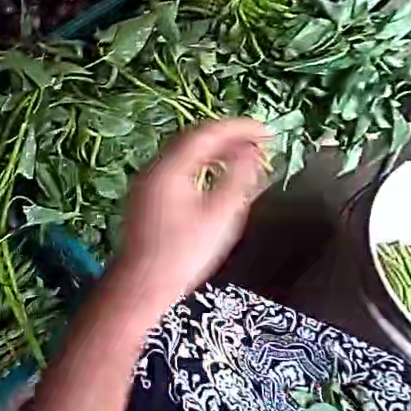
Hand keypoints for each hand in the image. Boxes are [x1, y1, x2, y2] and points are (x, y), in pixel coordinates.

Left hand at [108, 118, 273, 310]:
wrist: (144, 282)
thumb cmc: (182, 253)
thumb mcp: (221, 214)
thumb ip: (240, 178)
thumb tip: (253, 153)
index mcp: (169, 169)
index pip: (206, 133)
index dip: (239, 128)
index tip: (266, 131)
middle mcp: (152, 170)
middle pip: (192, 139)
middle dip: (227, 137)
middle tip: (258, 141)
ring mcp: (146, 183)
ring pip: (183, 153)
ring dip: (214, 150)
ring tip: (244, 156)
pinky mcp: (145, 198)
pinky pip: (175, 168)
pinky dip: (199, 164)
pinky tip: (216, 176)